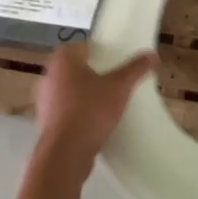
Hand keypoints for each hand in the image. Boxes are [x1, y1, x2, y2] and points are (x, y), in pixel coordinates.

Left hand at [28, 43, 157, 190]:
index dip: (93, 50)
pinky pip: (65, 111)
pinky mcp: (46, 123)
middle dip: (91, 73)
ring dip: (83, 94)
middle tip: (113, 79)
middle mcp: (48, 77)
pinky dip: (77, 112)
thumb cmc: (90, 109)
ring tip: (106, 102)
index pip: (76, 47)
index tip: (111, 60)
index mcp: (62, 62)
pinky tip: (94, 121)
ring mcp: (44, 101)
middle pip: (72, 69)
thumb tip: (152, 54)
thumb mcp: (120, 86)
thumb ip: (135, 69)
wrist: (66, 152)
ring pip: (67, 90)